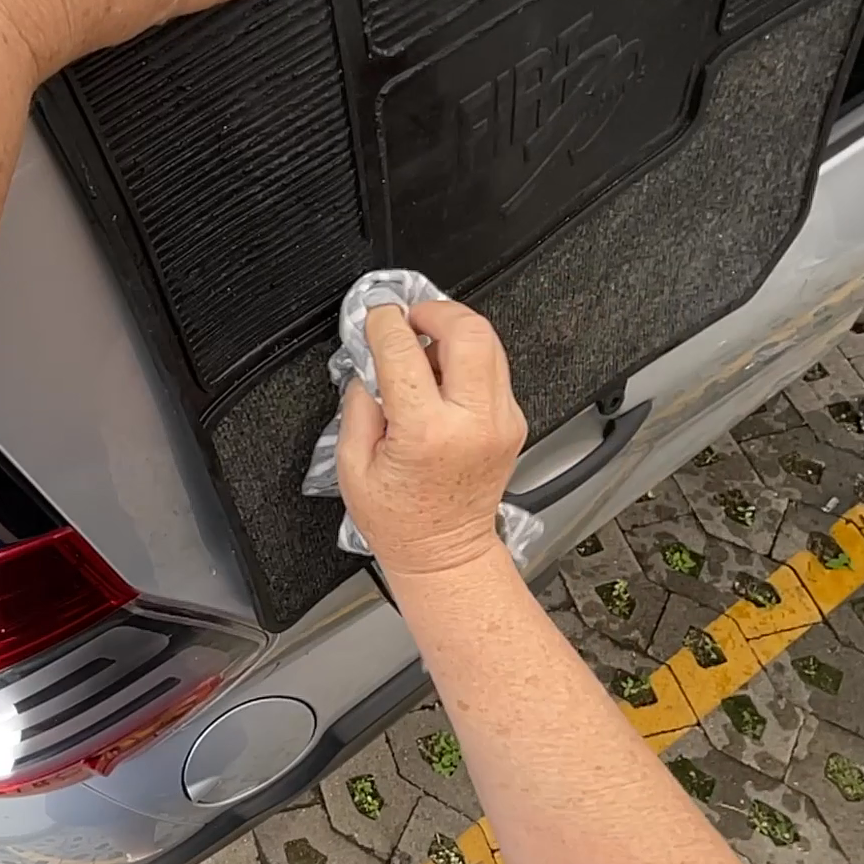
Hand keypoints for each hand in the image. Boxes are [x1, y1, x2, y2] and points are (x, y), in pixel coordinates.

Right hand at [337, 302, 527, 578]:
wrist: (443, 553)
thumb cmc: (399, 520)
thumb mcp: (352, 467)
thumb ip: (358, 409)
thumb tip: (368, 368)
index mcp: (425, 433)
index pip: (404, 352)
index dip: (384, 324)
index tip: (375, 316)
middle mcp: (471, 422)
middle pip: (468, 331)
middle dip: (435, 310)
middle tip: (409, 316)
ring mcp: (499, 421)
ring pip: (489, 344)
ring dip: (453, 331)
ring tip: (423, 345)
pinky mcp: (511, 423)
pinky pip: (493, 370)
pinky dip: (465, 359)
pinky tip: (439, 377)